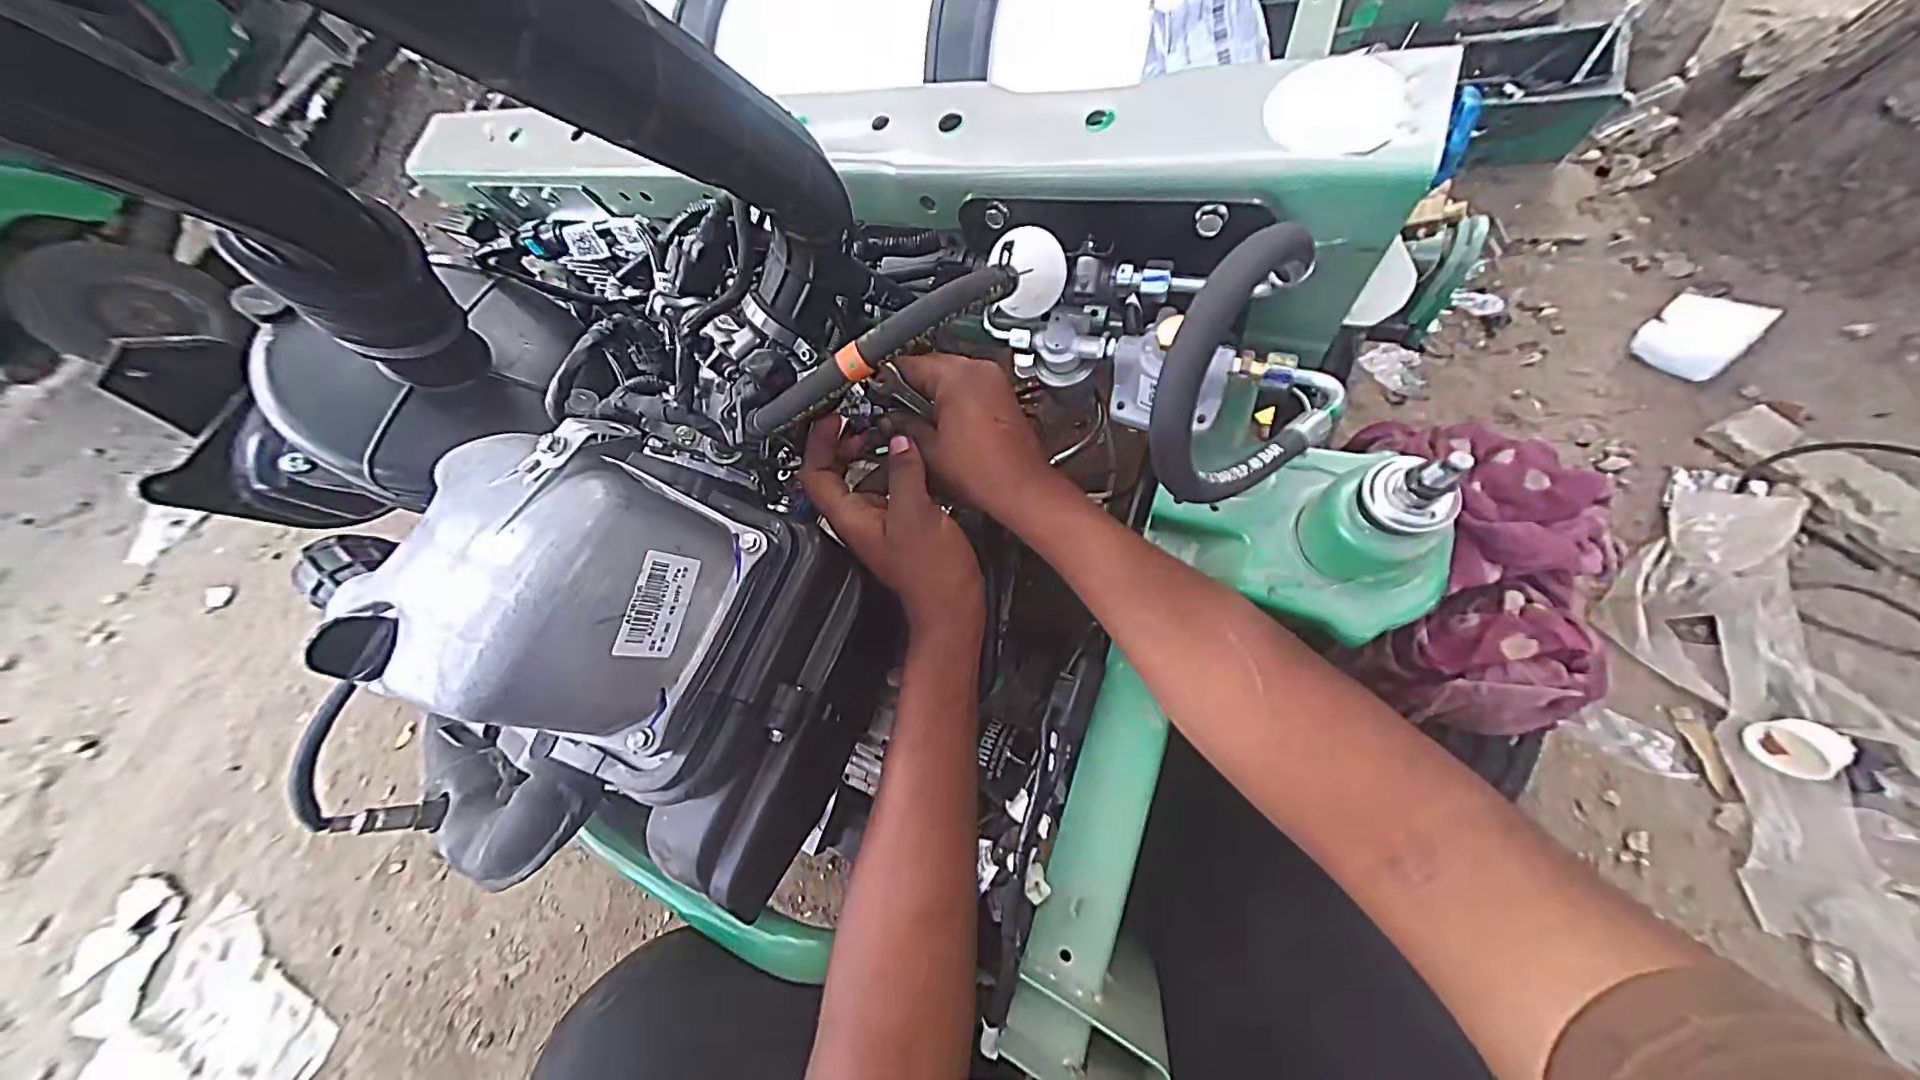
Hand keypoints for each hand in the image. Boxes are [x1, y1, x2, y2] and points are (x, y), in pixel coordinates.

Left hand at [799, 416, 984, 633]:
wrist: (953, 607)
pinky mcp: (904, 522)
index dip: (818, 441)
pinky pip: (892, 487)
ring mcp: (882, 521)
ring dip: (876, 453)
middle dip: (845, 443)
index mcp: (852, 518)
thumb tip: (900, 443)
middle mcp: (861, 519)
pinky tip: (917, 460)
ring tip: (893, 435)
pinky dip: (899, 468)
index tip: (831, 419)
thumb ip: (905, 473)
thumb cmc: (932, 579)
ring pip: (867, 477)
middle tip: (861, 422)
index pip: (815, 473)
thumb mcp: (916, 515)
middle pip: (837, 471)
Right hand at [890, 353, 1069, 523]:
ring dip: (931, 391)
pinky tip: (943, 421)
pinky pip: (969, 386)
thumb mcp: (929, 451)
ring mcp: (994, 380)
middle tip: (892, 407)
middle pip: (931, 364)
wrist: (1021, 488)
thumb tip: (891, 418)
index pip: (908, 363)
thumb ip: (904, 426)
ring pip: (951, 374)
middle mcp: (979, 370)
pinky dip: (953, 397)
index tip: (875, 389)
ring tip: (917, 417)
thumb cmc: (985, 473)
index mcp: (957, 376)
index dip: (885, 378)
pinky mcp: (1001, 394)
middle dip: (909, 385)